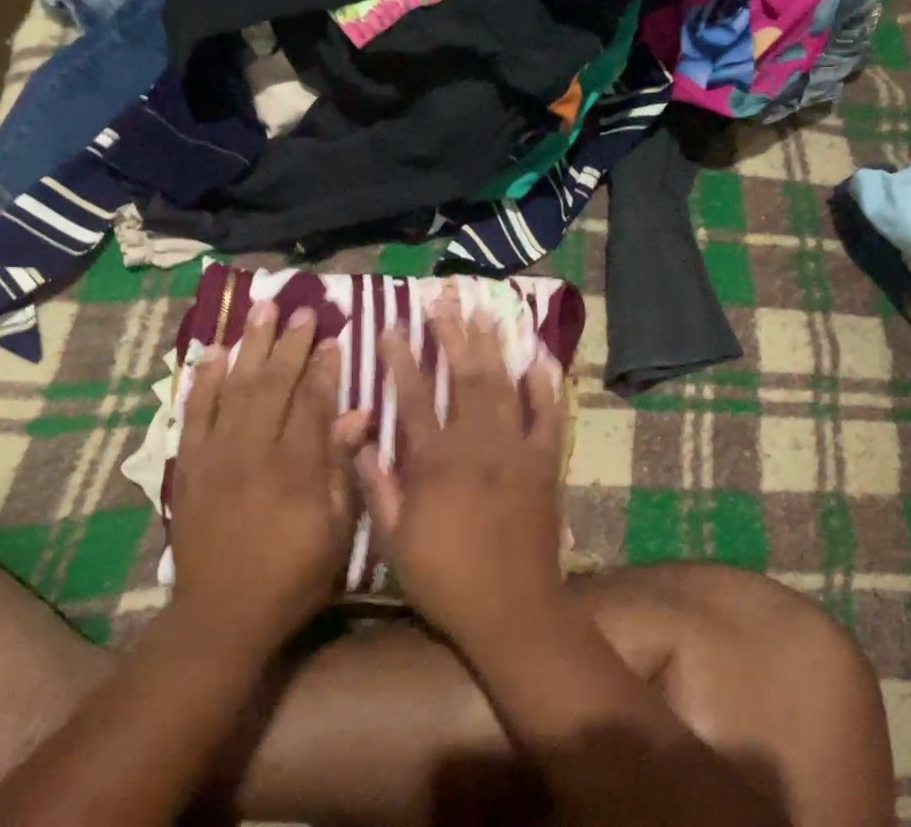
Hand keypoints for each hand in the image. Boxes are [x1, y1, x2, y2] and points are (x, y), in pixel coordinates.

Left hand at [171, 301, 367, 645]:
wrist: (222, 613)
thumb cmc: (292, 577)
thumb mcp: (336, 531)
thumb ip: (342, 469)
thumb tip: (357, 418)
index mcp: (298, 466)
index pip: (314, 402)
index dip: (325, 368)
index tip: (333, 337)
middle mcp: (256, 449)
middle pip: (274, 383)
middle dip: (290, 343)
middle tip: (301, 309)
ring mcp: (217, 454)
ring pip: (235, 386)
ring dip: (250, 345)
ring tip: (261, 310)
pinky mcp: (190, 464)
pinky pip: (194, 411)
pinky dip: (202, 379)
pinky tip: (211, 352)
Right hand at [357, 297, 568, 641]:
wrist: (513, 611)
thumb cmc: (445, 581)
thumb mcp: (394, 542)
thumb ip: (377, 488)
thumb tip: (361, 441)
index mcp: (434, 463)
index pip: (412, 398)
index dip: (399, 360)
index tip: (389, 327)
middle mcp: (476, 445)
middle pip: (463, 377)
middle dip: (452, 333)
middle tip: (444, 298)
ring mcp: (516, 452)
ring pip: (504, 386)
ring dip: (493, 345)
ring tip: (486, 310)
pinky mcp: (546, 466)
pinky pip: (549, 418)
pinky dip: (546, 387)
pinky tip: (539, 358)